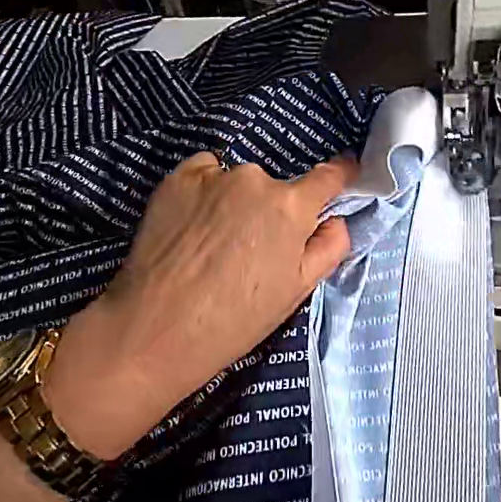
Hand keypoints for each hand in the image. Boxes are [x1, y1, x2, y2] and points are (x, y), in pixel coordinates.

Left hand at [46, 152, 356, 457]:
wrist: (156, 328)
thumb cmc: (237, 317)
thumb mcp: (298, 289)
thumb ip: (330, 246)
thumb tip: (336, 219)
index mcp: (291, 207)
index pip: (331, 176)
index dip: (341, 176)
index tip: (344, 177)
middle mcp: (256, 180)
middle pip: (279, 187)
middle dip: (275, 209)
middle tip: (256, 248)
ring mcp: (214, 175)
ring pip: (241, 182)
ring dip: (239, 201)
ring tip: (216, 243)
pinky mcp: (177, 178)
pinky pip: (207, 173)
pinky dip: (207, 191)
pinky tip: (194, 225)